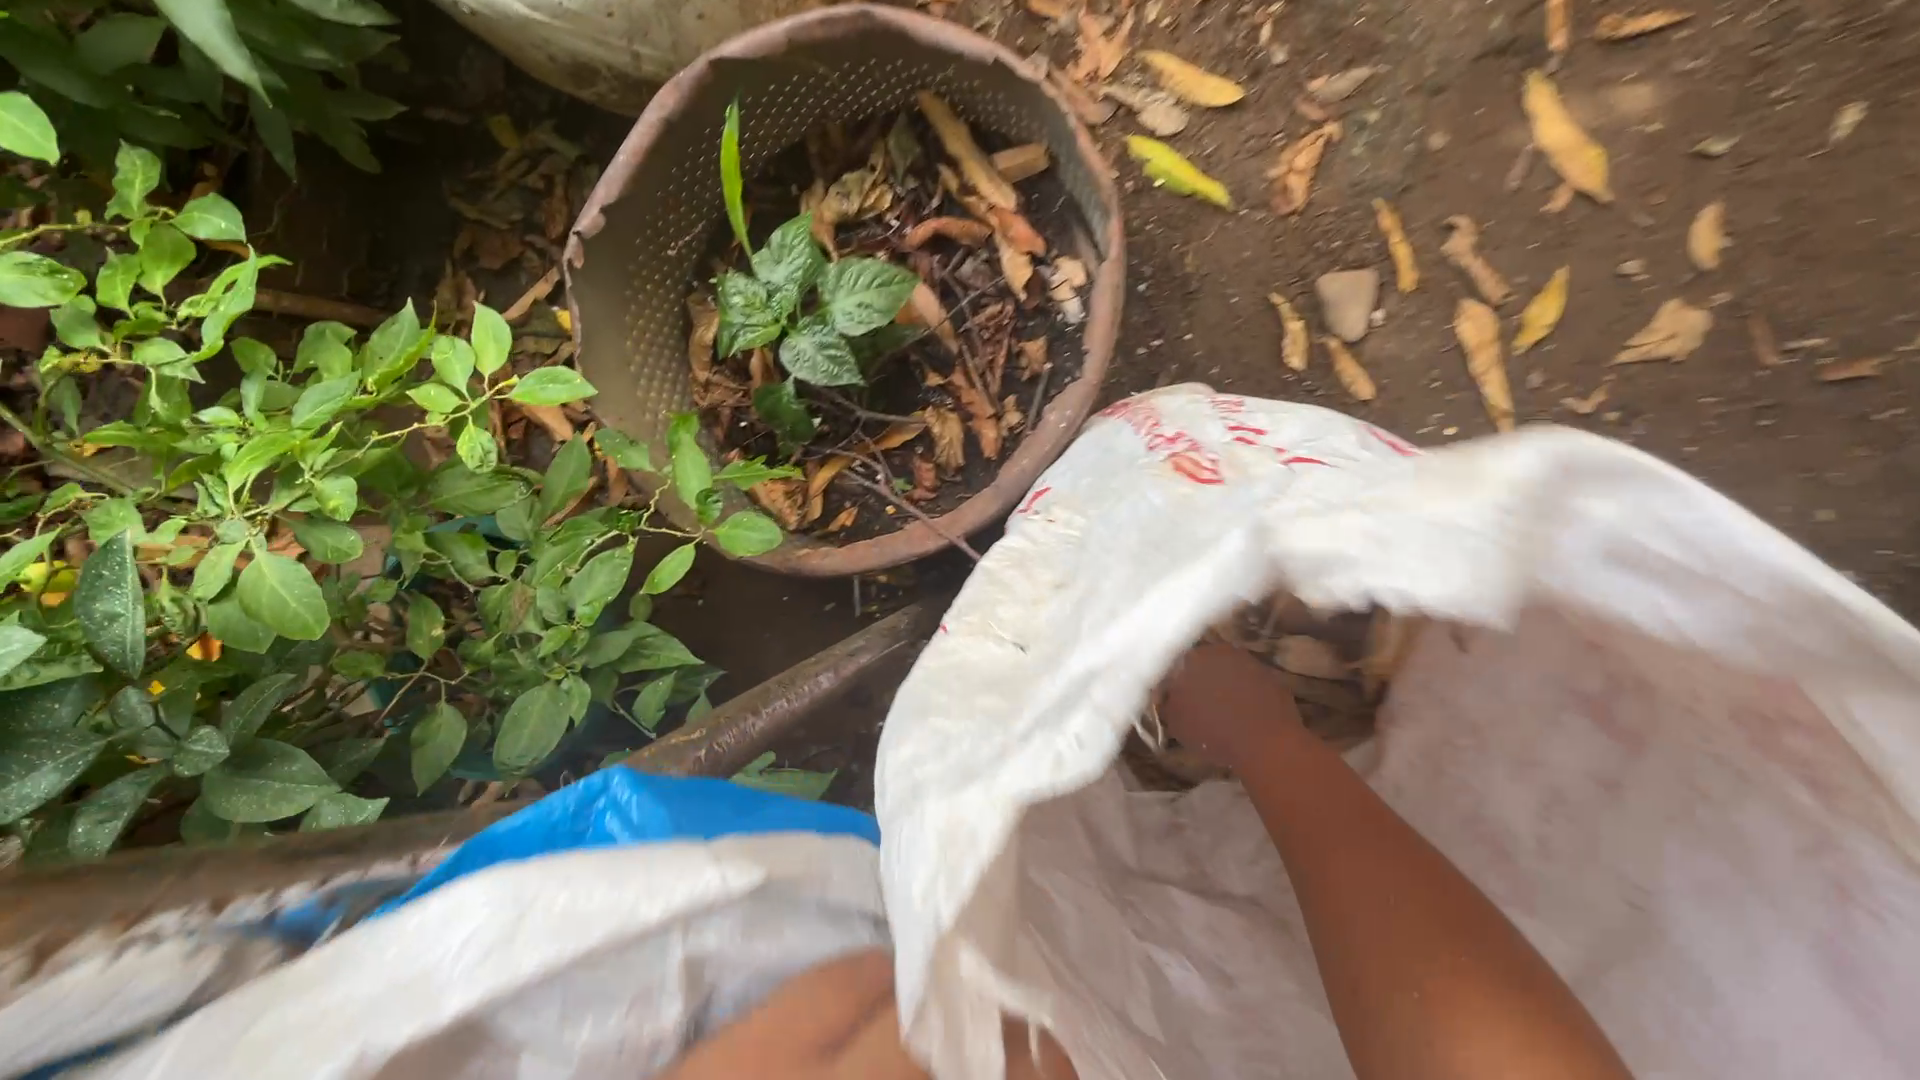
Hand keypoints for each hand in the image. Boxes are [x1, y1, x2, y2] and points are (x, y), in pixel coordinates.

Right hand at [1157, 642, 1301, 770]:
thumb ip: (1167, 702)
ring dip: (1225, 685)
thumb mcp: (1176, 722)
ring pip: (1230, 671)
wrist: (1266, 744)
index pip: (1177, 664)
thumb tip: (1166, 695)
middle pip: (1205, 663)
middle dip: (1200, 679)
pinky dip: (1247, 694)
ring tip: (1223, 711)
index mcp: (1194, 657)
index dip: (1174, 682)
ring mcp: (1251, 663)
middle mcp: (1222, 652)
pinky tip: (1245, 716)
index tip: (1175, 698)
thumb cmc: (1212, 731)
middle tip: (1198, 704)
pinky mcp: (1273, 678)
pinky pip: (1252, 684)